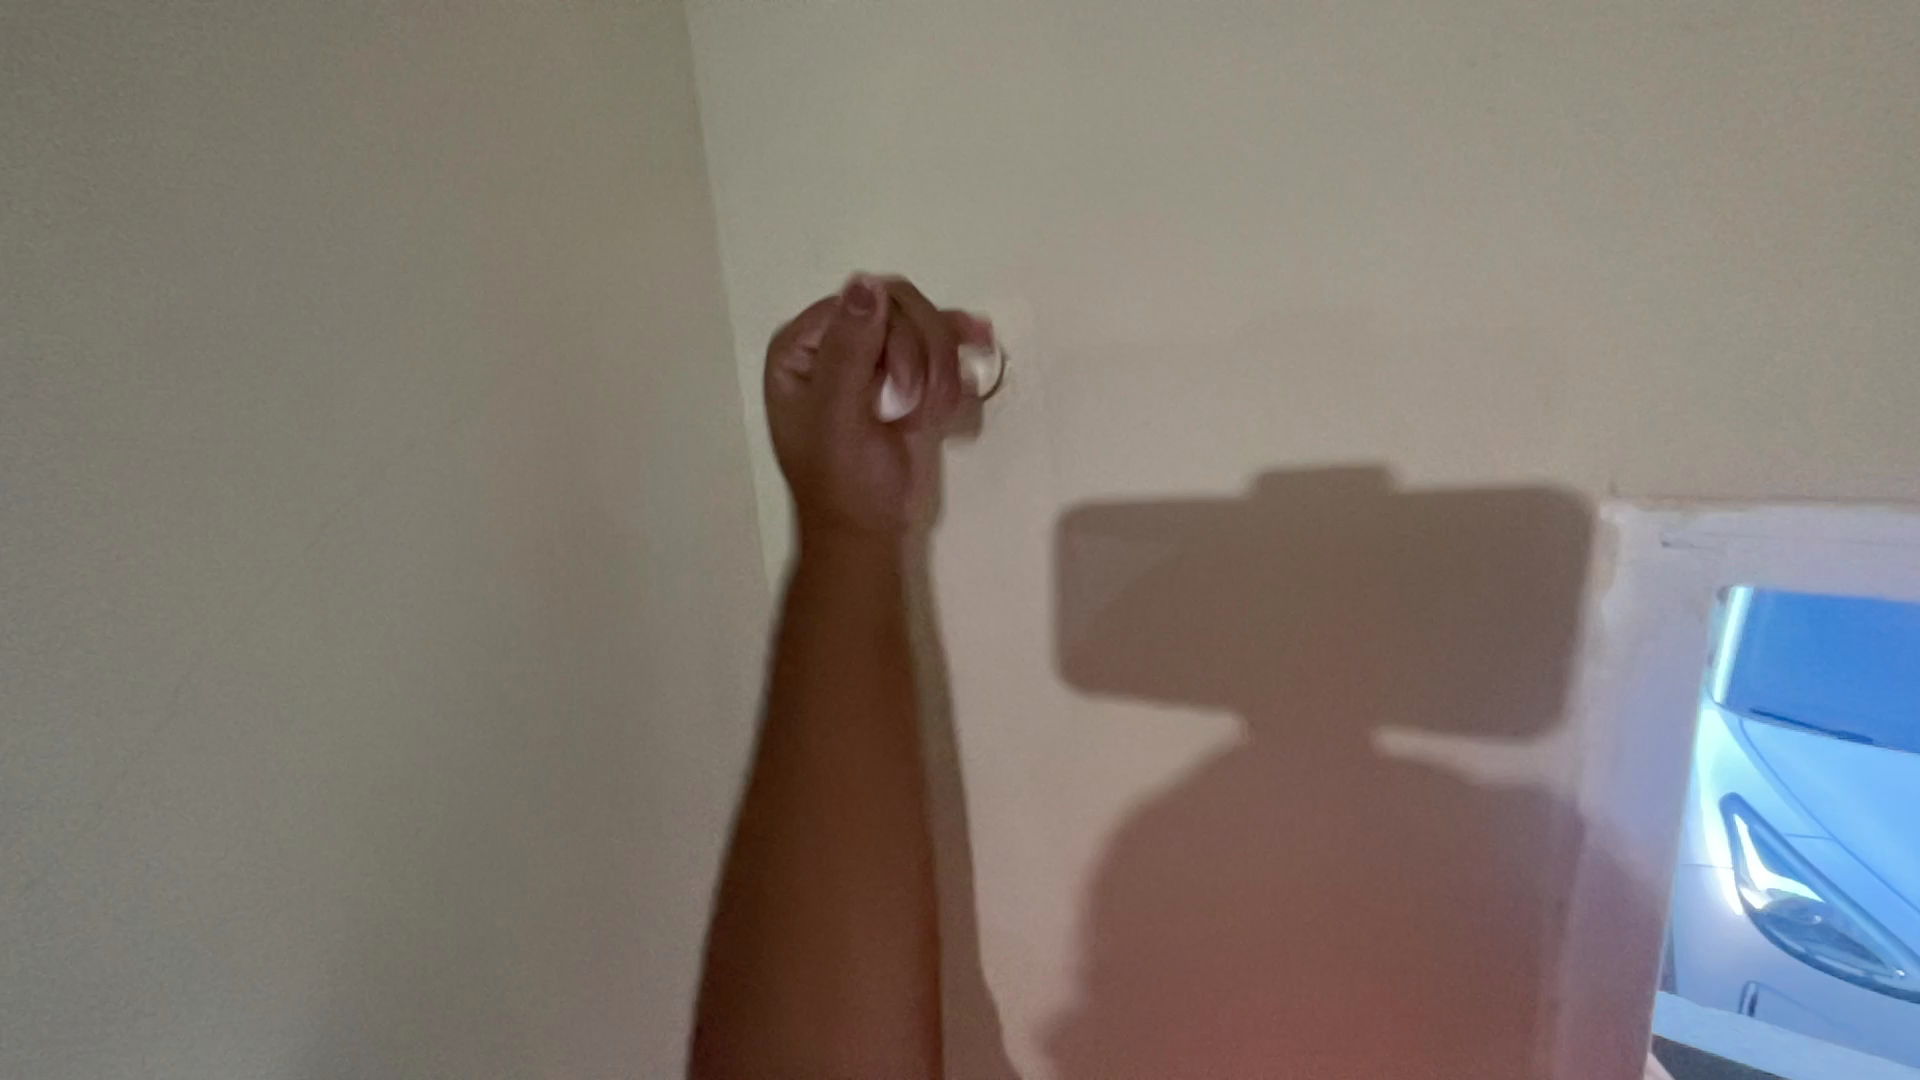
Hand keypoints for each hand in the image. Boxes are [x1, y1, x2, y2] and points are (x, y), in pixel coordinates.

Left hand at [763, 273, 990, 544]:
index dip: (897, 341)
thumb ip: (850, 350)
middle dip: (923, 361)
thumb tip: (866, 282)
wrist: (866, 532)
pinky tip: (971, 372)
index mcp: (802, 347)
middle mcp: (834, 344)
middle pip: (903, 310)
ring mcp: (871, 362)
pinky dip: (955, 367)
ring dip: (941, 374)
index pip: (866, 302)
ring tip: (929, 416)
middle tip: (913, 411)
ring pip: (927, 329)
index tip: (900, 392)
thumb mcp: (839, 418)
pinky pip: (939, 351)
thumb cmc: (844, 483)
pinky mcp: (901, 382)